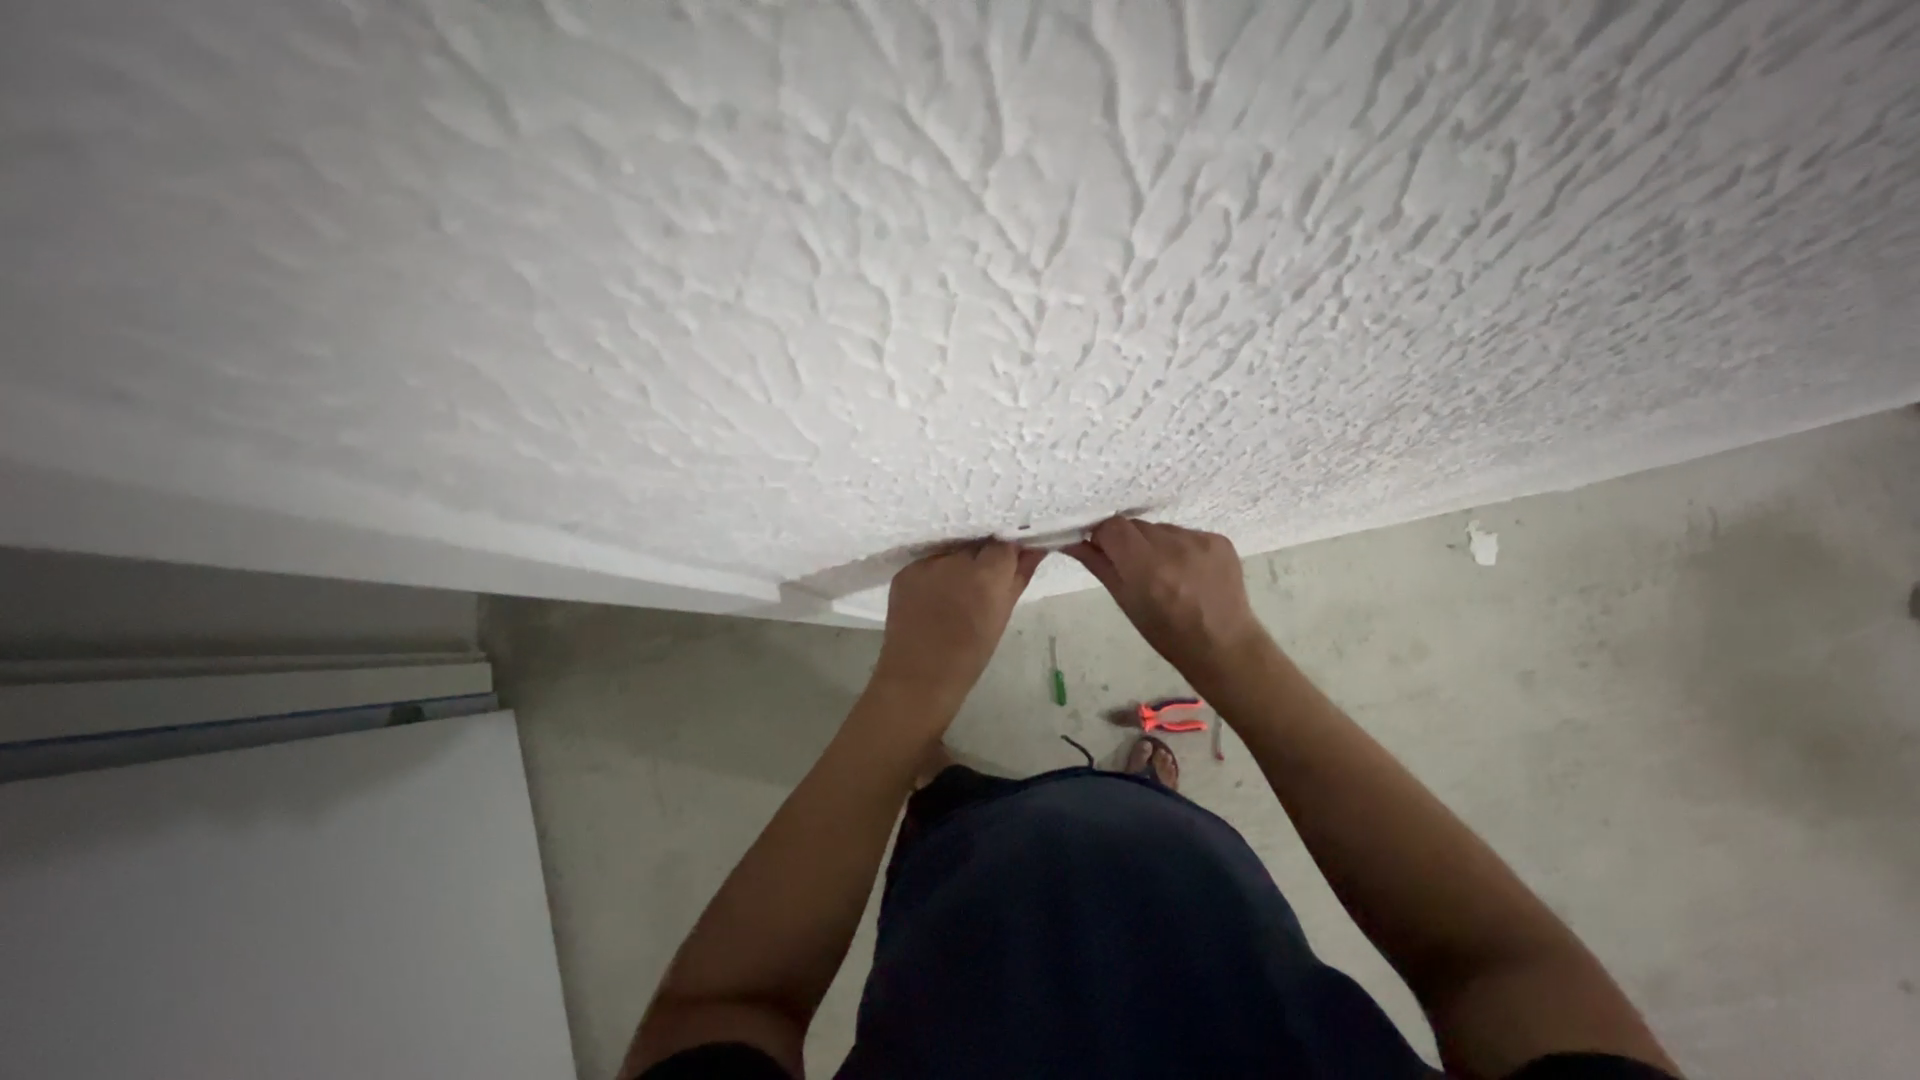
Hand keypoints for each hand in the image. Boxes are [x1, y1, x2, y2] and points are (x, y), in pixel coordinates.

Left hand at [872, 541, 1046, 715]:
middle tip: (982, 581)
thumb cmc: (970, 654)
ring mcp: (926, 565)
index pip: (1004, 543)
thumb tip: (1035, 547)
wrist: (918, 677)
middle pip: (976, 543)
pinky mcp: (904, 572)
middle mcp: (955, 562)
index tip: (1008, 564)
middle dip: (983, 556)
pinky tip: (934, 595)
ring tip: (956, 590)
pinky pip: (928, 563)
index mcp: (986, 575)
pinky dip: (935, 573)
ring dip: (958, 563)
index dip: (1008, 553)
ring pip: (951, 551)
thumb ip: (1019, 576)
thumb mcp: (1002, 615)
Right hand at [1066, 518, 1268, 678]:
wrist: (1223, 645)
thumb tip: (1072, 542)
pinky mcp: (1219, 539)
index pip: (1112, 527)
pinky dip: (1181, 548)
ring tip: (1167, 574)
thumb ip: (1099, 566)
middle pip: (1137, 526)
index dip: (1103, 537)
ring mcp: (1200, 540)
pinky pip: (1187, 533)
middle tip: (1136, 569)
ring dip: (1156, 544)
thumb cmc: (1167, 633)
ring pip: (1162, 529)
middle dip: (1130, 543)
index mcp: (1146, 566)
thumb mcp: (1126, 602)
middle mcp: (1174, 546)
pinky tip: (1189, 572)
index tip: (1104, 552)